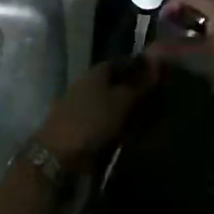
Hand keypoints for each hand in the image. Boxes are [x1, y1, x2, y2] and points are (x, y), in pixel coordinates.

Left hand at [31, 57, 161, 171]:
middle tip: (152, 98)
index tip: (155, 76)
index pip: (120, 62)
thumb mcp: (122, 101)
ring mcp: (76, 105)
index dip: (138, 67)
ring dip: (120, 107)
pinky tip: (123, 133)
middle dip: (130, 88)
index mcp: (95, 73)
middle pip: (112, 82)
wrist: (57, 156)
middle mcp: (84, 83)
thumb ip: (139, 82)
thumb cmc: (92, 122)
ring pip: (105, 100)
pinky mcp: (74, 125)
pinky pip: (98, 118)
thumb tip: (156, 57)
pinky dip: (110, 122)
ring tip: (141, 118)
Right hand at [148, 0, 213, 108]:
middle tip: (170, 38)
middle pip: (201, 0)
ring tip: (188, 45)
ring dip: (199, 24)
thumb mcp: (207, 59)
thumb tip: (147, 50)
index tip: (158, 28)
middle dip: (183, 16)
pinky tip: (212, 49)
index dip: (168, 8)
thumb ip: (176, 51)